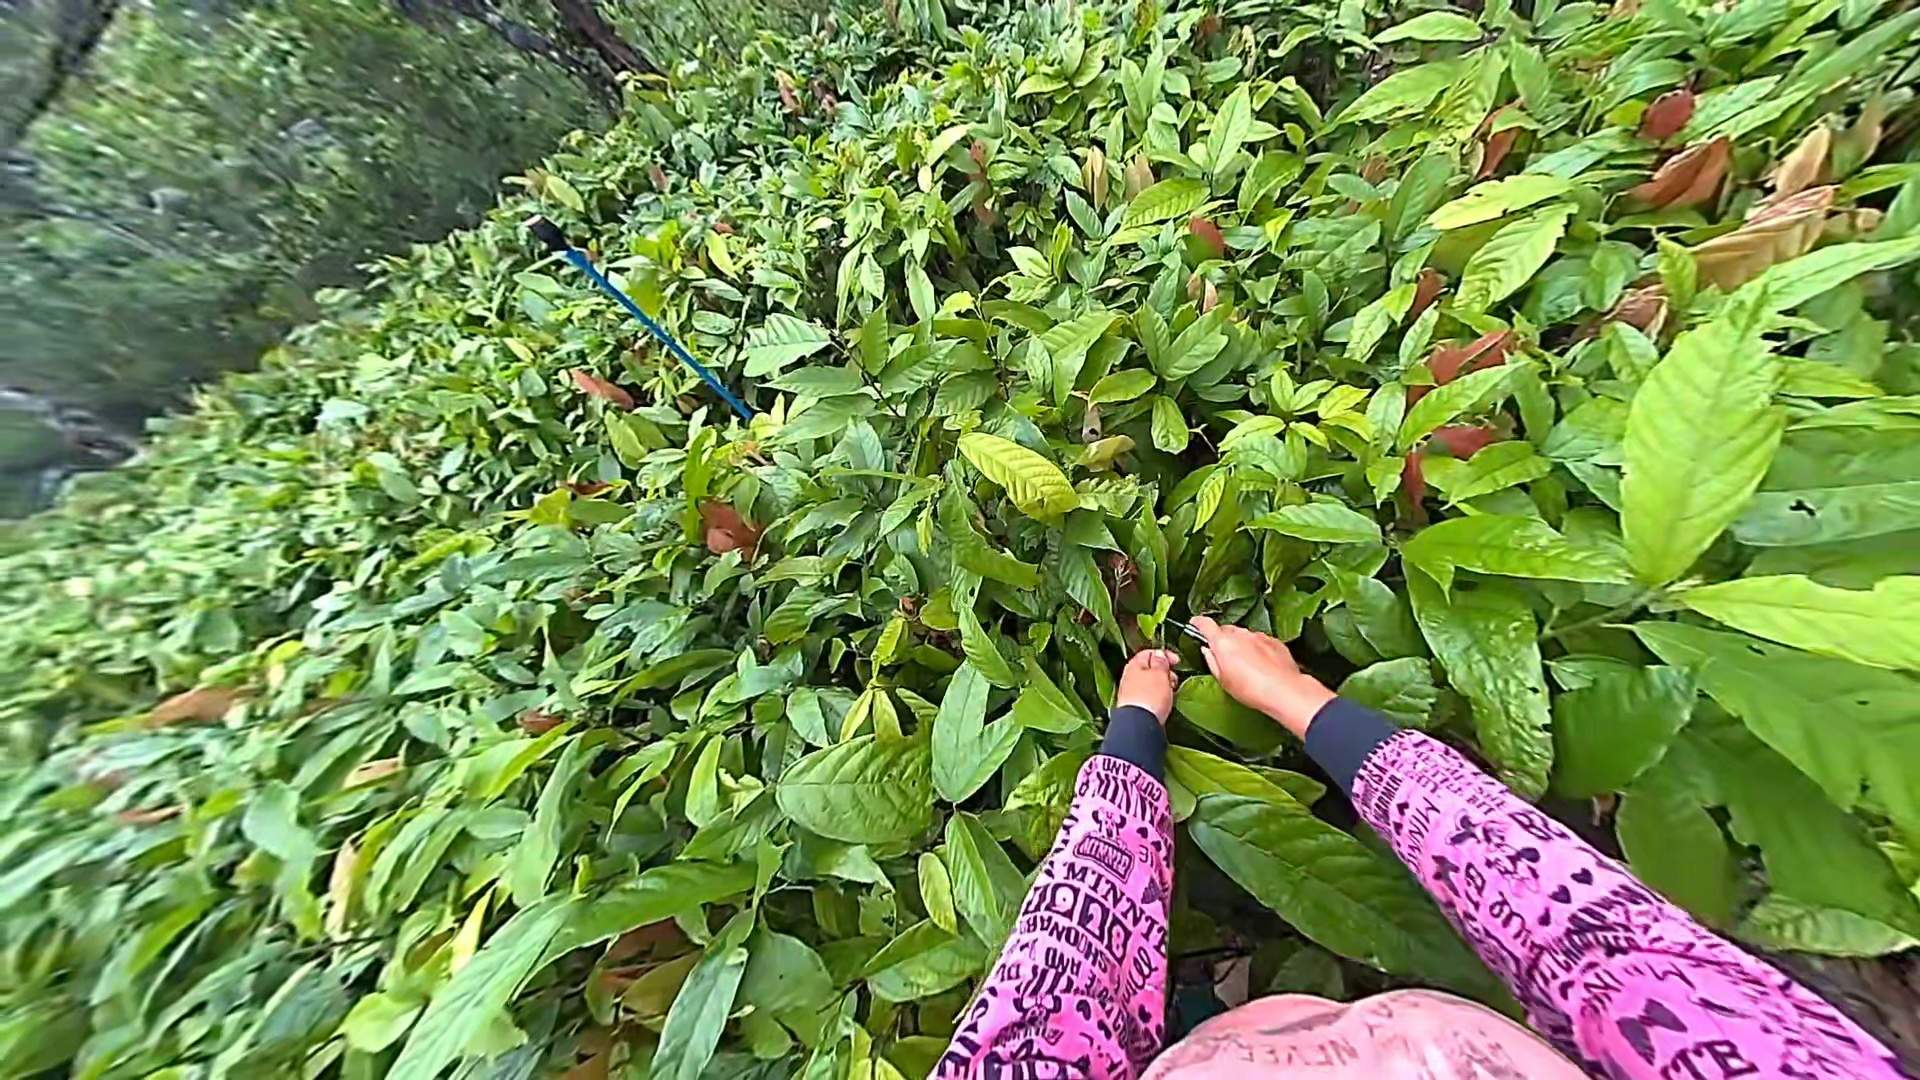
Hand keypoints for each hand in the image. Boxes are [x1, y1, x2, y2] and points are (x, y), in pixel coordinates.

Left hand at [1115, 648, 1180, 722]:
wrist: (1139, 724)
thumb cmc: (1150, 696)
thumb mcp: (1160, 674)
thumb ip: (1160, 662)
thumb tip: (1159, 653)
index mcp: (1134, 665)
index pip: (1149, 652)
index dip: (1164, 654)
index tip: (1177, 661)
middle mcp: (1130, 677)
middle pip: (1150, 668)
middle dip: (1165, 672)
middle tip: (1173, 680)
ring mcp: (1131, 692)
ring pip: (1151, 683)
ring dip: (1163, 685)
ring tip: (1170, 693)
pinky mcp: (1135, 705)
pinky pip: (1150, 696)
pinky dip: (1158, 696)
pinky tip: (1164, 703)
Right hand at [1188, 616, 1335, 738]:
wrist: (1286, 692)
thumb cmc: (1252, 690)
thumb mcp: (1223, 679)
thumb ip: (1211, 660)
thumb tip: (1208, 651)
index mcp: (1222, 642)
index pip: (1204, 623)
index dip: (1197, 623)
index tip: (1195, 624)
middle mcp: (1240, 634)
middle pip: (1225, 630)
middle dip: (1222, 639)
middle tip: (1224, 656)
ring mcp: (1259, 636)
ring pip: (1243, 635)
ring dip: (1241, 644)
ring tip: (1246, 664)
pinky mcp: (1274, 642)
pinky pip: (1260, 641)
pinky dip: (1257, 648)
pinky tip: (1261, 665)